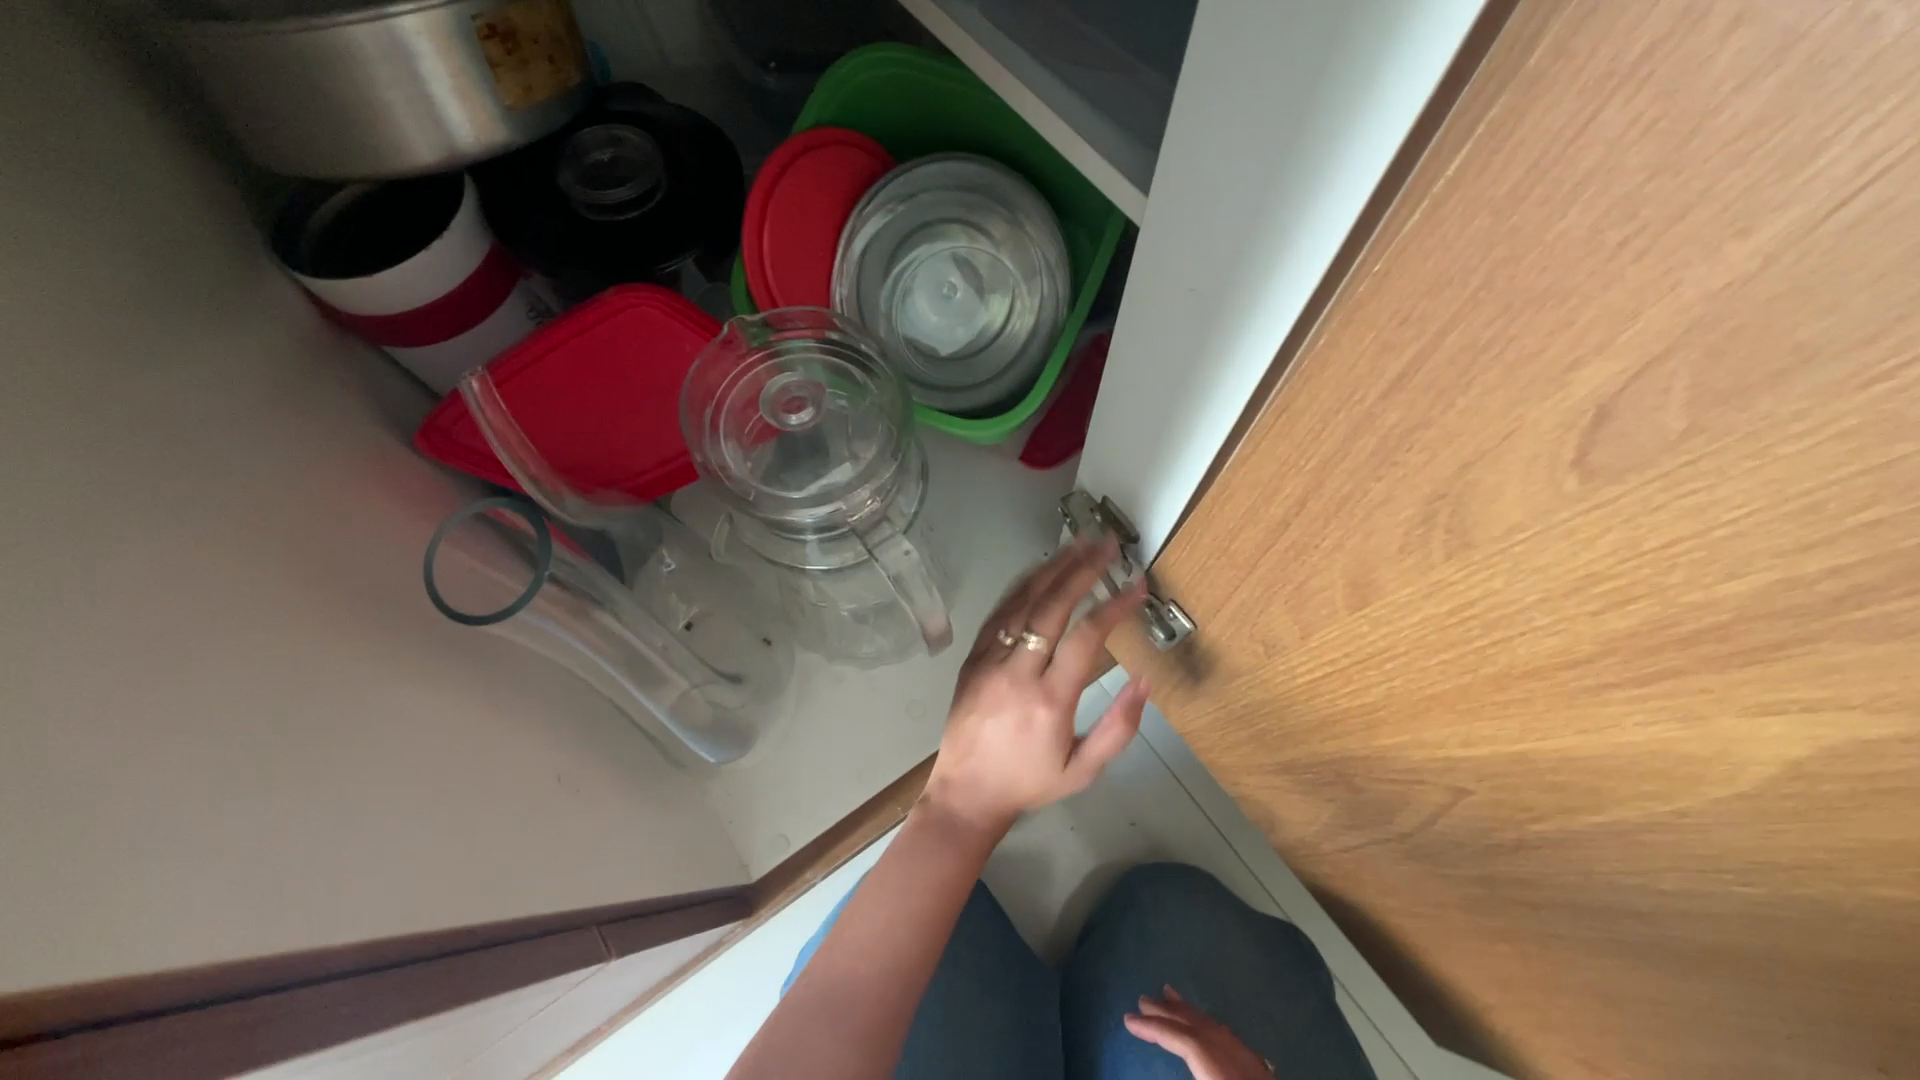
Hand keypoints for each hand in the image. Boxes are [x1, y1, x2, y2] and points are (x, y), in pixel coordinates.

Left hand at [922, 538, 1150, 836]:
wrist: (966, 791)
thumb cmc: (1030, 782)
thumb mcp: (1084, 770)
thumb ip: (1119, 728)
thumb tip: (1145, 681)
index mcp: (1050, 701)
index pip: (1086, 638)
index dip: (1114, 606)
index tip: (1137, 586)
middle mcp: (1017, 673)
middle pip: (1052, 607)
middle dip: (1083, 571)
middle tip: (1108, 546)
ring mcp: (989, 661)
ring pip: (1022, 603)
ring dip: (1052, 569)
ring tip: (1079, 545)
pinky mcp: (972, 658)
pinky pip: (998, 613)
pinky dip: (1021, 587)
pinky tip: (1041, 570)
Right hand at [1126, 986, 1273, 1079]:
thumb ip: (1194, 1069)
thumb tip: (1170, 1060)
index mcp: (1223, 1074)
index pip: (1187, 1042)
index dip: (1156, 1029)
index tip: (1128, 1019)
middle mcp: (1239, 1062)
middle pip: (1203, 1029)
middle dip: (1172, 1013)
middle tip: (1144, 998)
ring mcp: (1253, 1066)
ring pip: (1219, 1031)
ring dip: (1191, 1013)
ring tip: (1170, 996)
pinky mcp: (1261, 1073)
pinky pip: (1231, 1040)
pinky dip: (1211, 1027)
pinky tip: (1205, 1028)